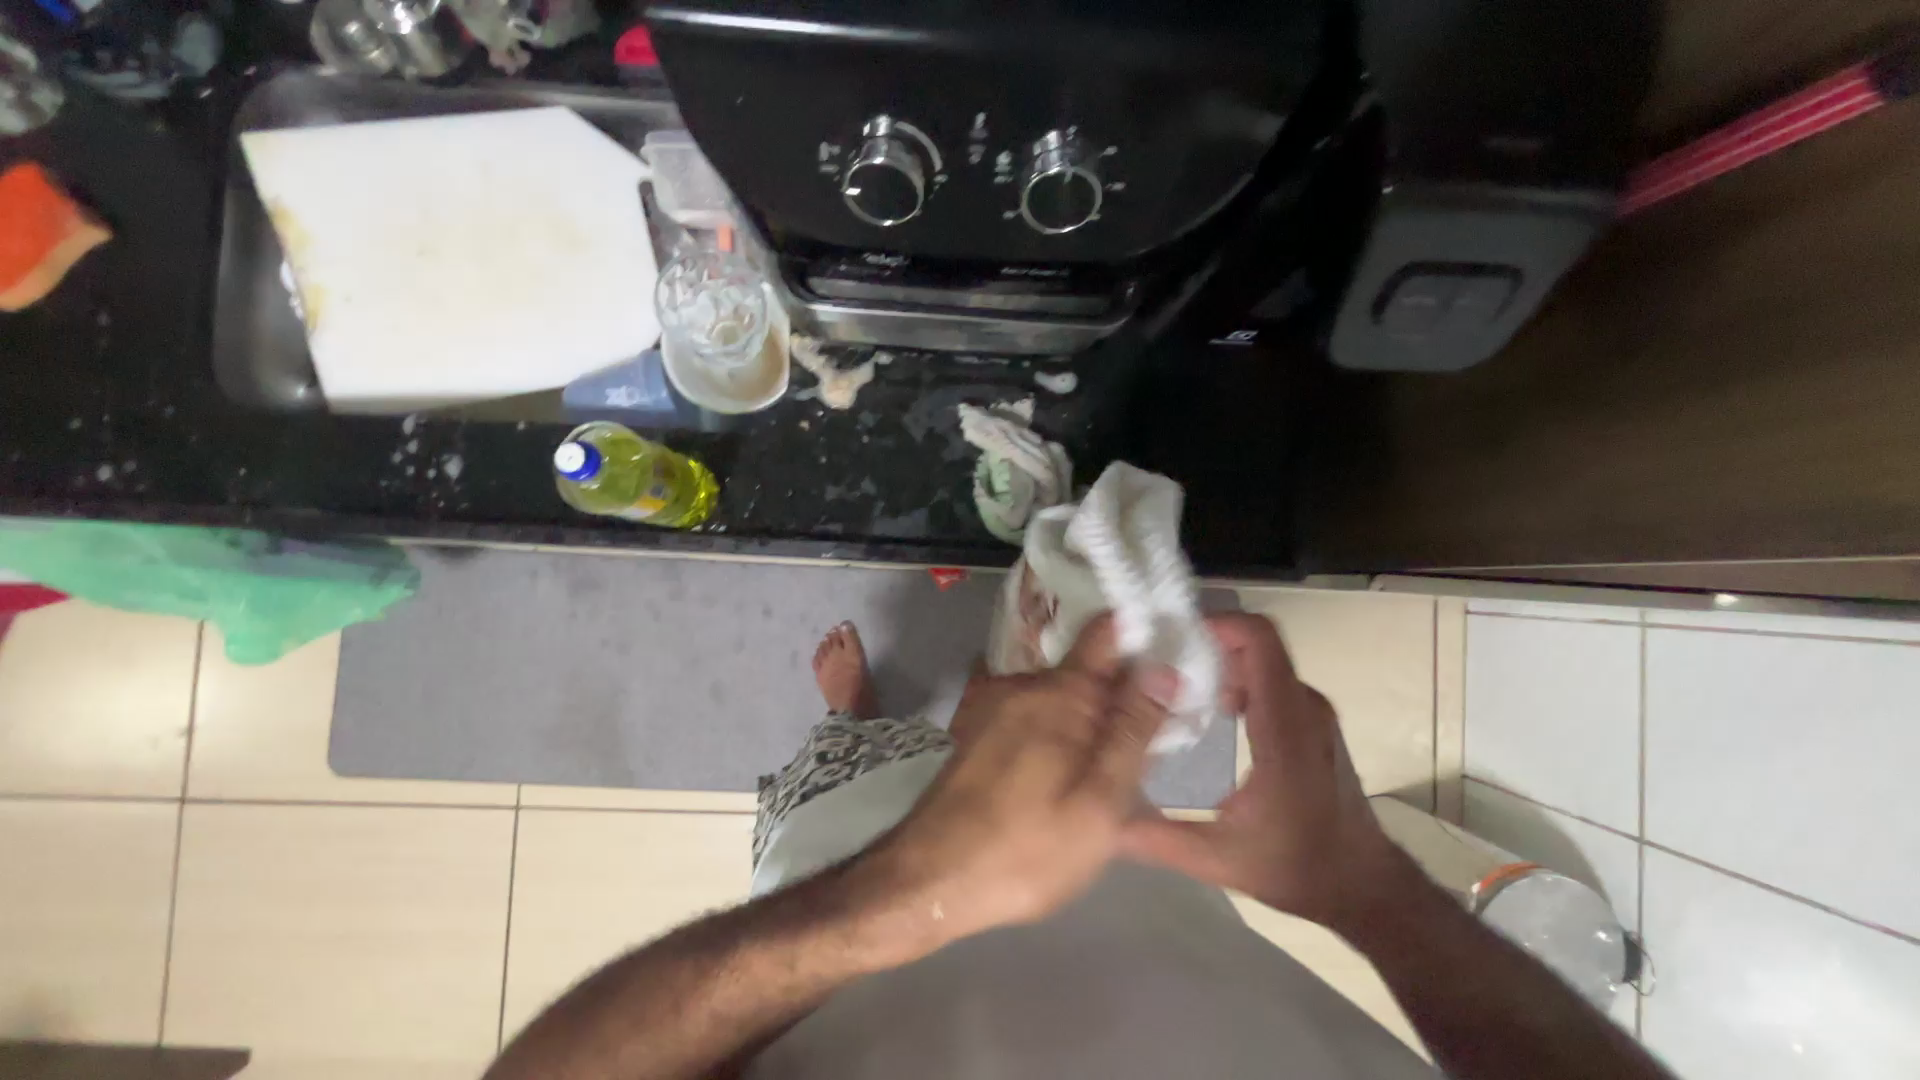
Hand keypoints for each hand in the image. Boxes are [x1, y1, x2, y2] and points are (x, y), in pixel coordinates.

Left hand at [859, 615, 1178, 943]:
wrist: (931, 880)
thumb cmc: (1027, 850)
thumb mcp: (1099, 802)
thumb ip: (1132, 732)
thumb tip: (1163, 669)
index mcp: (1057, 694)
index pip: (1105, 633)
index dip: (1141, 636)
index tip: (1174, 654)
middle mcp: (1021, 686)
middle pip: (1084, 666)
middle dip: (1121, 685)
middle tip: (1158, 727)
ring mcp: (993, 707)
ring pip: (1059, 695)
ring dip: (1090, 713)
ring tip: (1118, 758)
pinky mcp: (978, 732)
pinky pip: (1034, 715)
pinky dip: (1059, 729)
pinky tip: (1069, 770)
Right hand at [1121, 613, 1413, 928]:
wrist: (1362, 886)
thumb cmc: (1296, 867)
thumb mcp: (1217, 860)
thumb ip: (1157, 839)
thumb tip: (1103, 816)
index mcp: (1283, 730)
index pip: (1260, 643)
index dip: (1218, 626)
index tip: (1173, 641)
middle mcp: (1304, 709)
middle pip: (1257, 644)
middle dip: (1207, 645)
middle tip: (1162, 665)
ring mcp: (1314, 714)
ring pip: (1265, 661)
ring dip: (1222, 663)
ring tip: (1180, 687)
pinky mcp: (1314, 723)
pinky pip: (1274, 679)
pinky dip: (1239, 679)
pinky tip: (1212, 710)